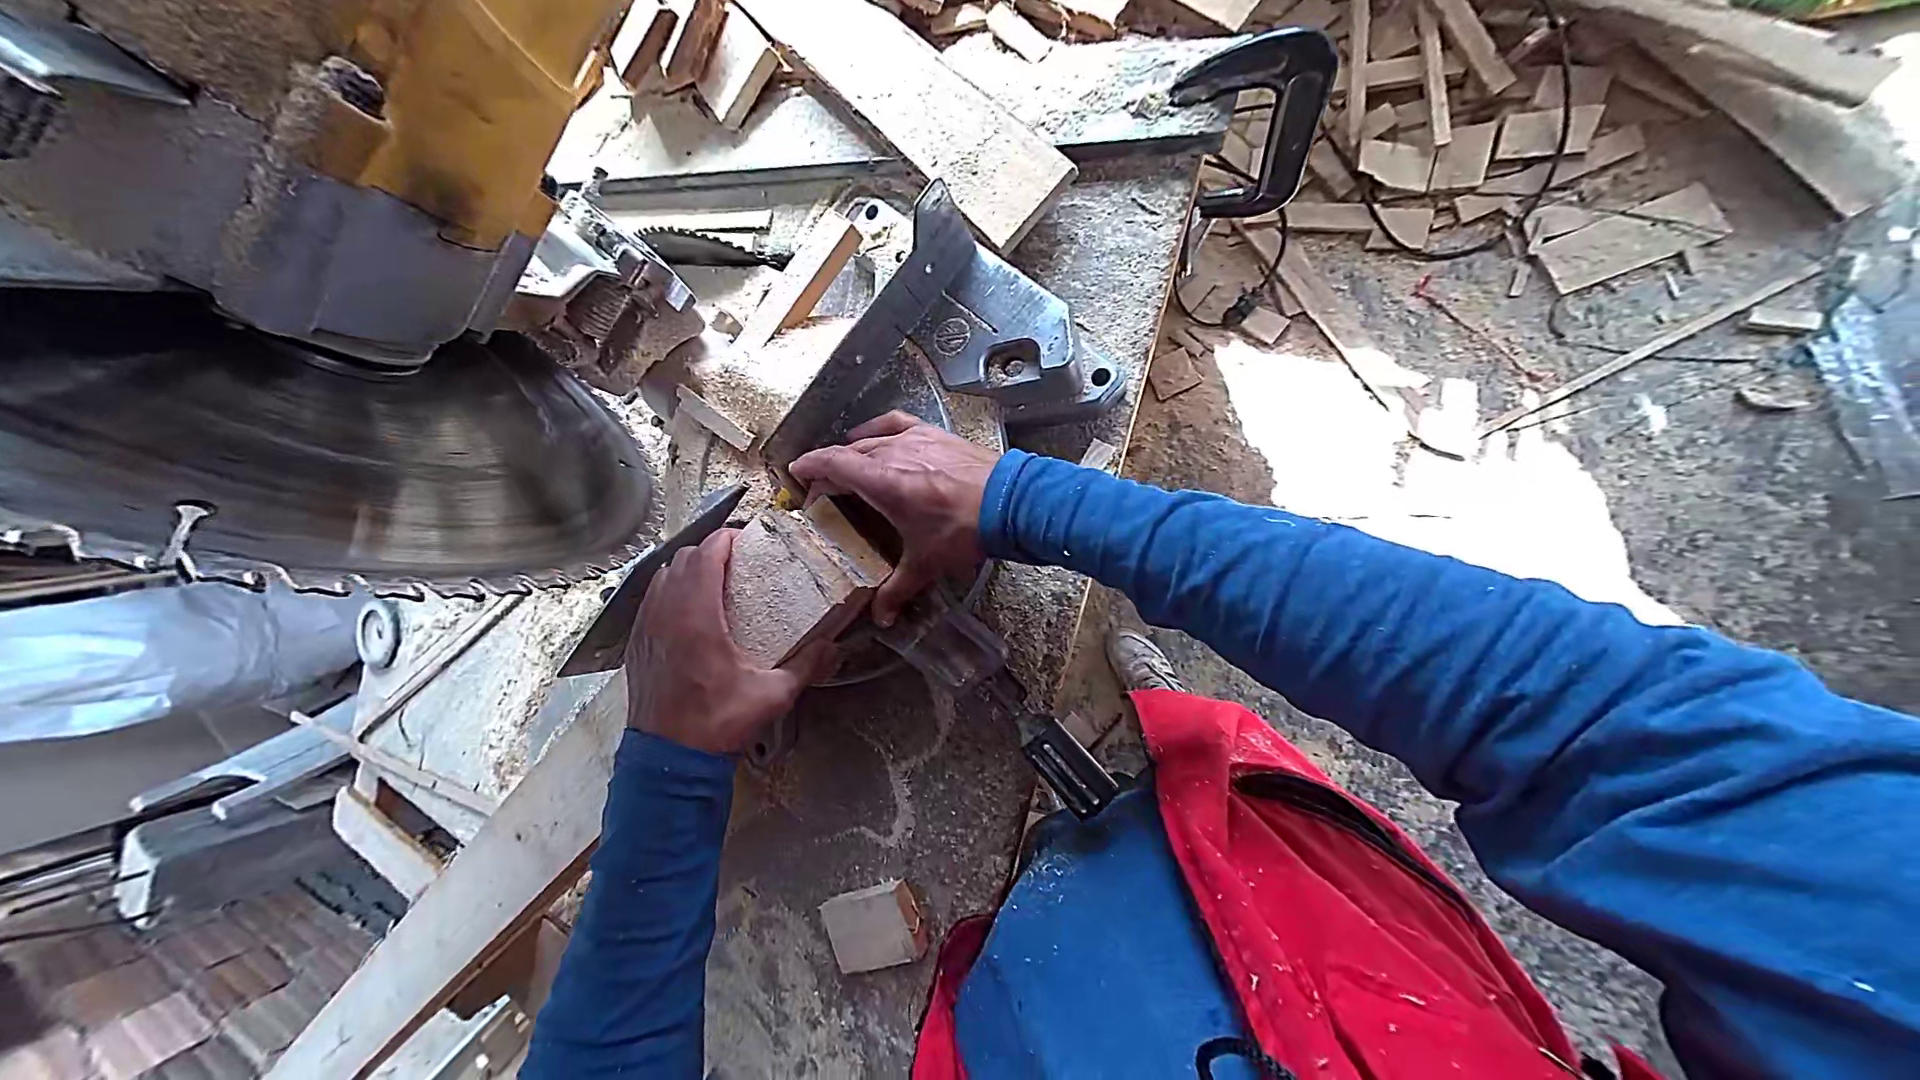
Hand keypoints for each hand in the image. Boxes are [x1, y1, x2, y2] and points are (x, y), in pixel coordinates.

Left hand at [625, 529, 837, 754]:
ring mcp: (647, 628)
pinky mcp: (638, 644)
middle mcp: (666, 614)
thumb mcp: (772, 694)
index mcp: (697, 617)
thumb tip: (834, 648)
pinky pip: (651, 599)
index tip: (746, 539)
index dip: (726, 539)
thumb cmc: (717, 723)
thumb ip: (807, 665)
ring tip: (716, 580)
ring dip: (688, 569)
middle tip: (738, 560)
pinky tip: (691, 610)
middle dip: (710, 551)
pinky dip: (671, 591)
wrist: (668, 759)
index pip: (706, 555)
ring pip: (663, 576)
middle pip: (683, 558)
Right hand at [788, 411, 999, 626]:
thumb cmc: (964, 530)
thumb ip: (897, 590)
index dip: (810, 467)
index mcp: (881, 480)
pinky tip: (875, 434)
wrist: (1010, 502)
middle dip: (831, 468)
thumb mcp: (925, 562)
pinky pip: (898, 423)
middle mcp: (893, 453)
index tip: (797, 474)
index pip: (832, 463)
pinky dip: (879, 428)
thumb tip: (881, 618)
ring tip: (848, 467)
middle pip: (848, 453)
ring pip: (872, 439)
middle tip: (825, 488)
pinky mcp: (936, 434)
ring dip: (854, 452)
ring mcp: (916, 439)